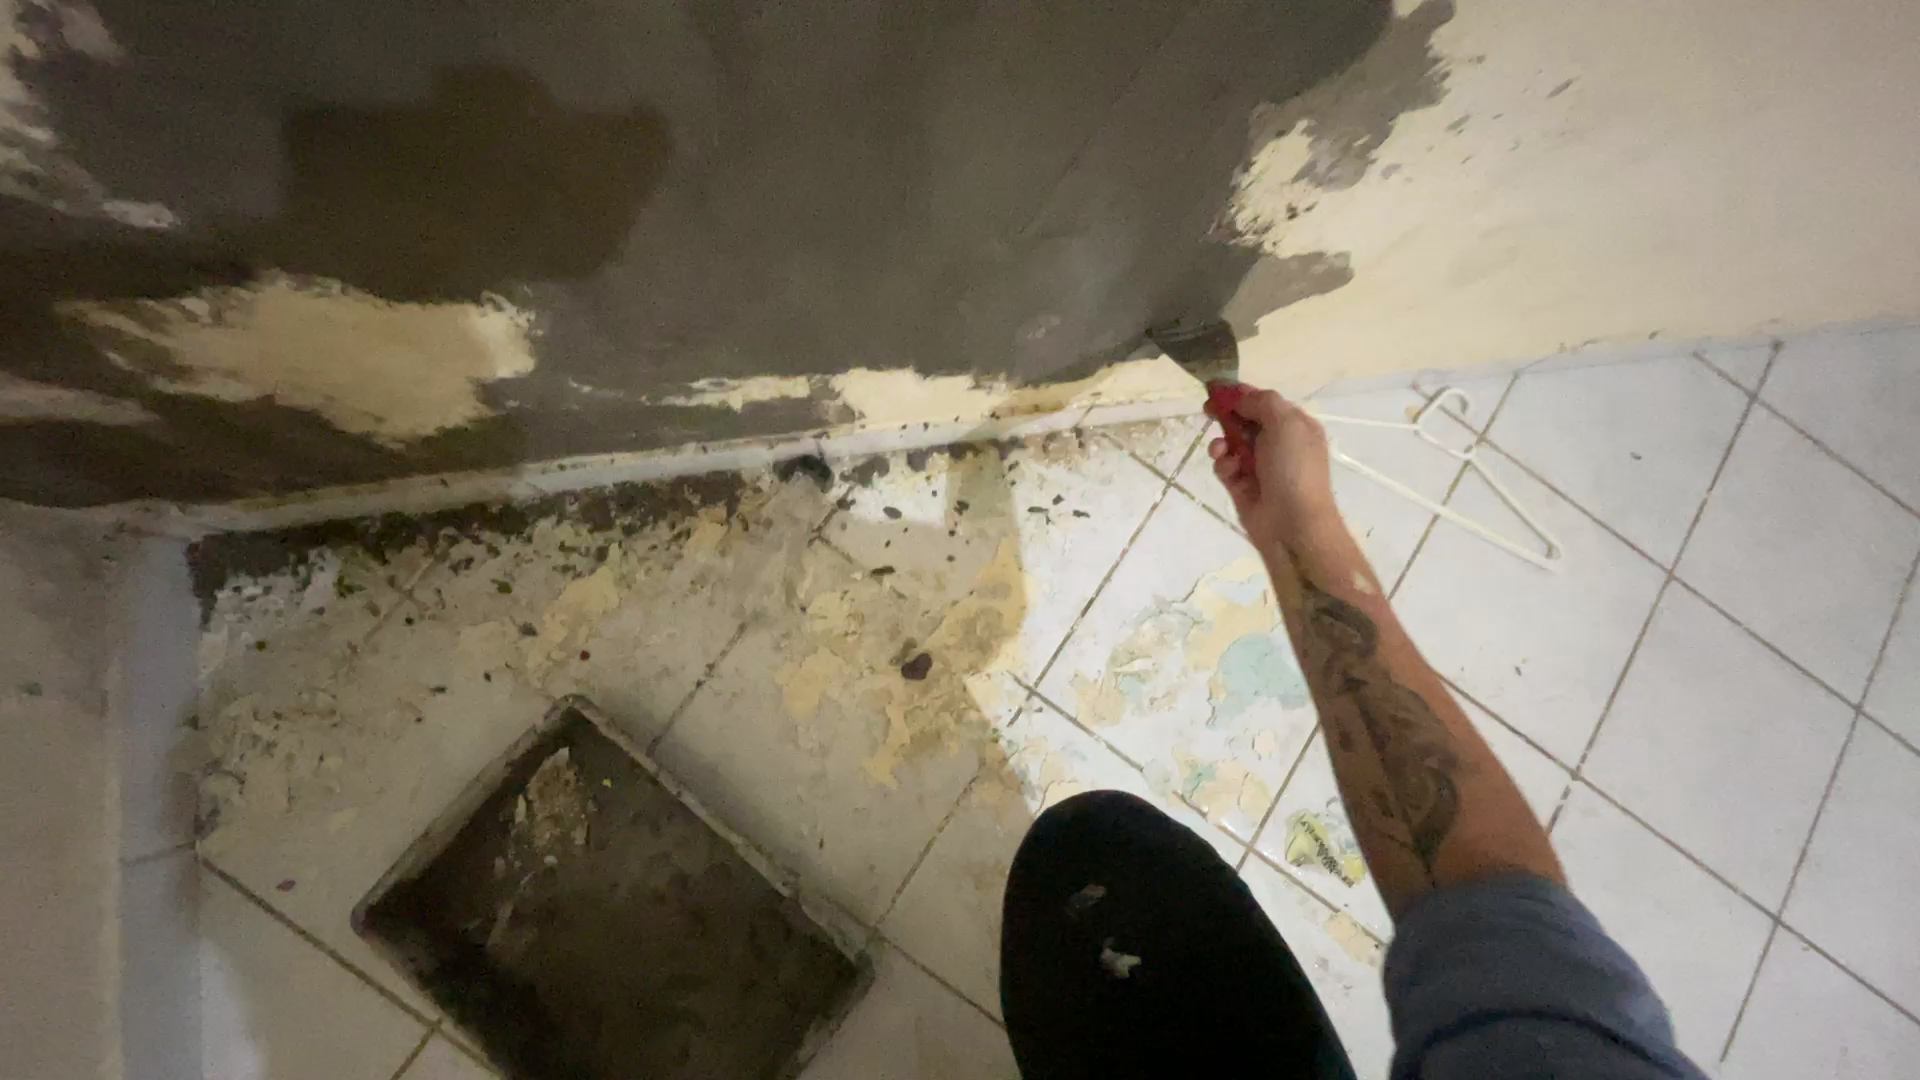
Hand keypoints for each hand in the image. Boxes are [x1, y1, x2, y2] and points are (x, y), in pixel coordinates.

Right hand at [1207, 387, 1340, 553]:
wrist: (1292, 523)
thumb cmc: (1294, 469)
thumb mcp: (1286, 424)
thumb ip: (1262, 403)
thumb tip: (1240, 397)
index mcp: (1294, 425)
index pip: (1263, 402)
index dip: (1240, 393)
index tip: (1216, 388)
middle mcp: (1277, 443)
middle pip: (1244, 420)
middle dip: (1226, 415)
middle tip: (1207, 409)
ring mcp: (1258, 465)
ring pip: (1230, 443)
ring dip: (1222, 443)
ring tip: (1220, 450)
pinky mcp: (1241, 485)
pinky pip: (1224, 467)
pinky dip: (1223, 465)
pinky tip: (1228, 471)